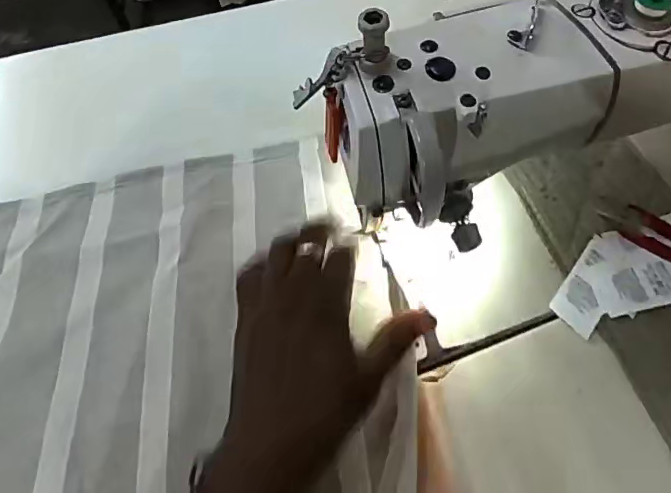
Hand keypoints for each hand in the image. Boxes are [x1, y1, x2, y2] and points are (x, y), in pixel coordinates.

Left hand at [199, 223, 433, 492]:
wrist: (270, 442)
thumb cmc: (324, 414)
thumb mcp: (368, 379)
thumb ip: (395, 340)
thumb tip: (425, 314)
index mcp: (326, 305)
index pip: (339, 257)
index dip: (349, 243)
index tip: (356, 239)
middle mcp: (294, 294)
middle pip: (306, 244)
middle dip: (321, 230)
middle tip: (333, 228)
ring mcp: (265, 302)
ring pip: (277, 252)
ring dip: (292, 239)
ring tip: (304, 238)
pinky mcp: (244, 315)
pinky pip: (249, 274)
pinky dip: (261, 262)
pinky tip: (269, 265)